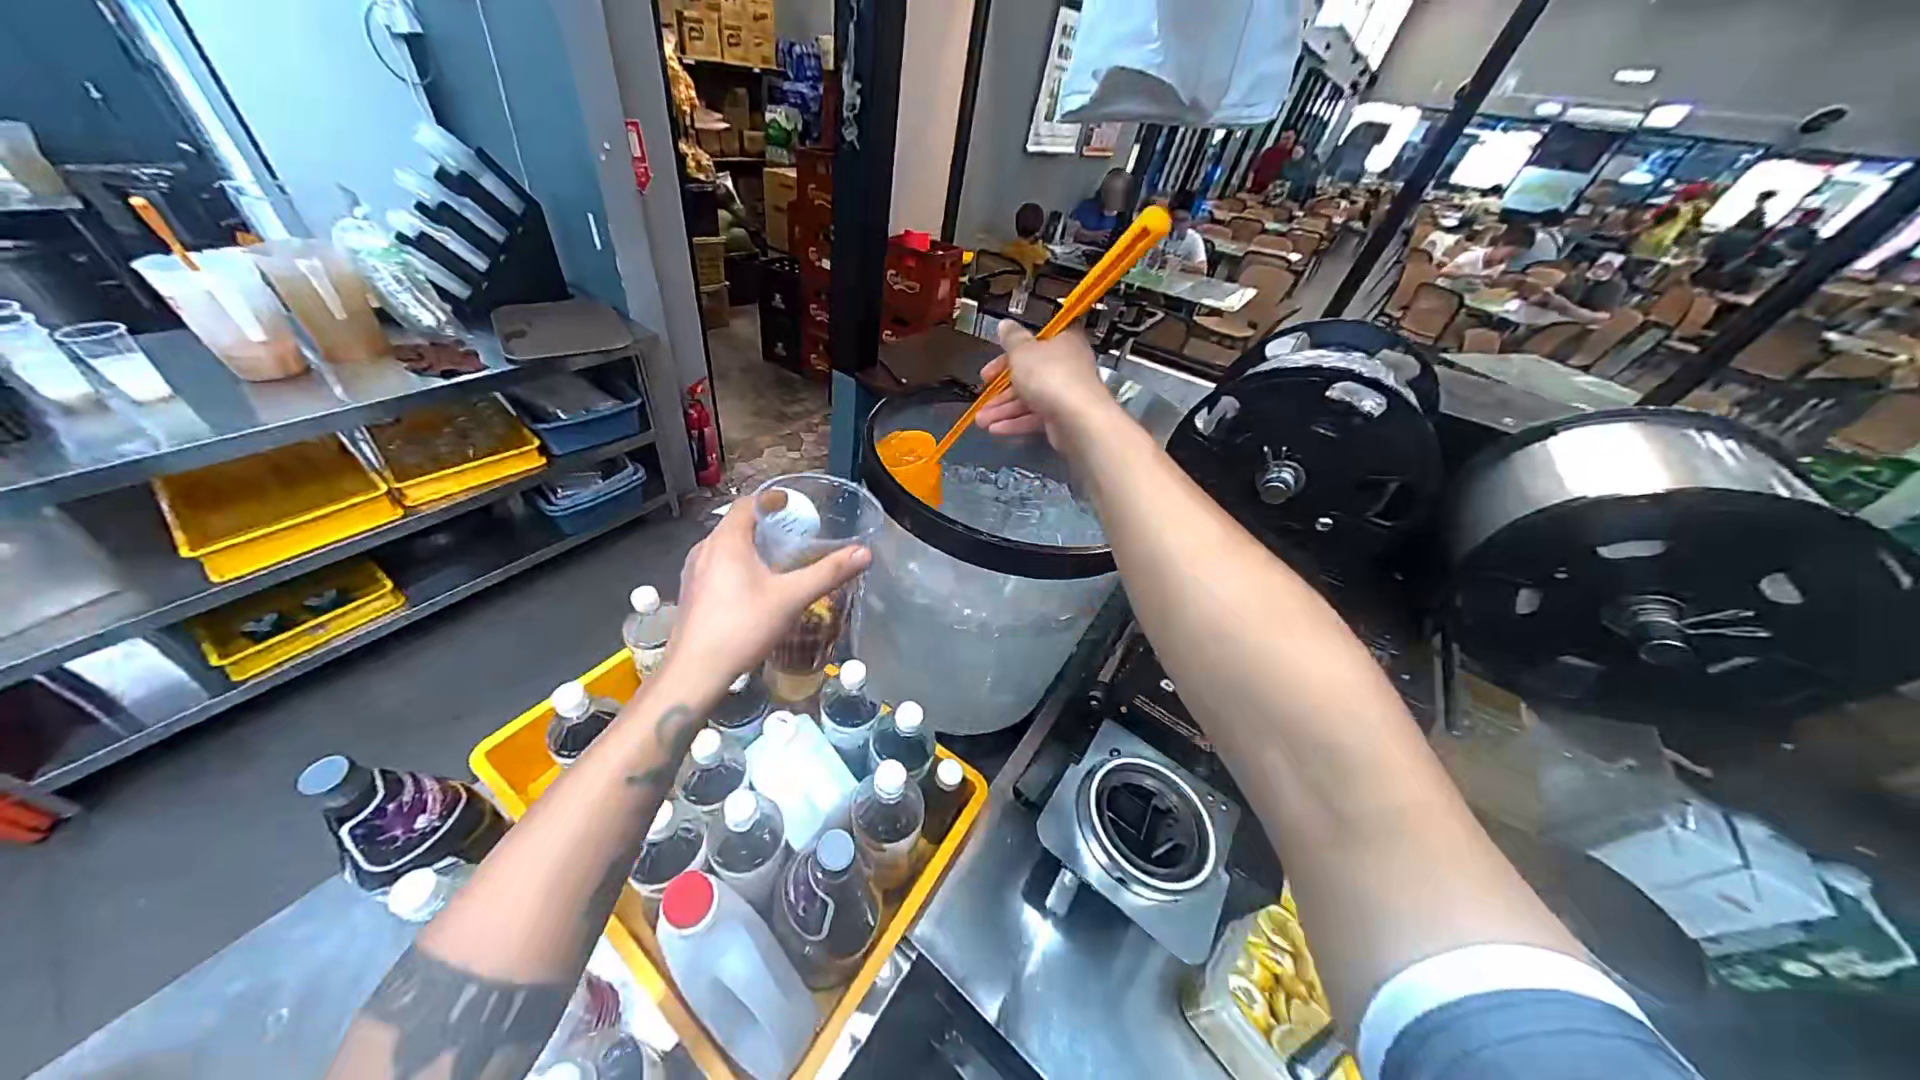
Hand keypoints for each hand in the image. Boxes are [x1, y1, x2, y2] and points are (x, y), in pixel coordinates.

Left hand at [663, 496, 870, 694]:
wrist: (696, 670)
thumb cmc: (743, 627)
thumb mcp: (792, 598)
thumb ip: (828, 573)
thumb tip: (864, 553)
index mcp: (727, 541)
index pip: (747, 503)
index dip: (771, 498)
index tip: (791, 502)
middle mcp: (704, 549)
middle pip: (735, 524)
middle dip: (763, 523)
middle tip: (791, 530)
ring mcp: (693, 572)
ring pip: (724, 546)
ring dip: (749, 544)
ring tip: (776, 557)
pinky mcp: (690, 593)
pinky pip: (716, 565)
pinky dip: (737, 564)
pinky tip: (753, 585)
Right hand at [972, 320, 1118, 448]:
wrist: (1077, 419)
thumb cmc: (1050, 375)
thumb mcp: (1022, 351)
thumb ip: (1010, 338)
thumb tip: (1005, 324)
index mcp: (1063, 341)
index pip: (1035, 341)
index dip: (1010, 352)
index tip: (993, 362)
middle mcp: (1067, 365)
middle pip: (1029, 374)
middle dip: (1001, 388)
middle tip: (983, 394)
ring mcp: (1066, 393)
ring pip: (1030, 398)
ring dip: (1003, 409)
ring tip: (982, 419)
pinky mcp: (1062, 418)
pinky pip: (1035, 417)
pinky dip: (1015, 422)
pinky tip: (995, 428)